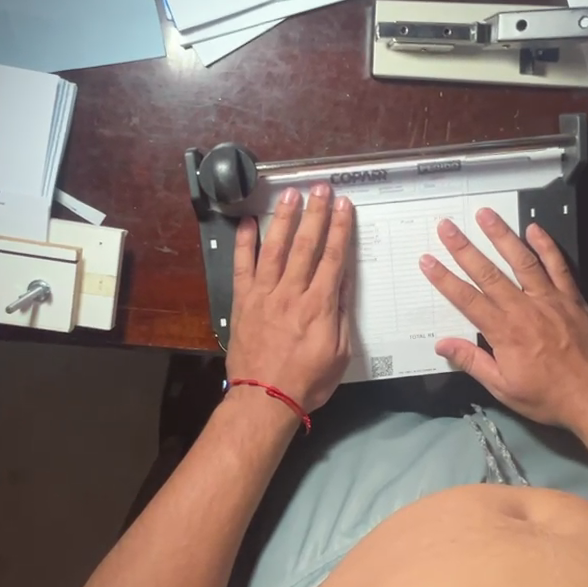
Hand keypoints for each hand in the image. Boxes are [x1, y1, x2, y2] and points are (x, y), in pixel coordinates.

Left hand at [227, 184, 353, 411]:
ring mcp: (264, 294)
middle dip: (315, 213)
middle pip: (306, 245)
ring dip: (284, 219)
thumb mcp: (340, 352)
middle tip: (320, 188)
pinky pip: (242, 266)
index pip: (333, 258)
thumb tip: (342, 280)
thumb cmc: (308, 380)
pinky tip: (248, 223)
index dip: (340, 229)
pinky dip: (245, 243)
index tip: (344, 206)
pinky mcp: (243, 301)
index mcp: (319, 305)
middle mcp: (291, 292)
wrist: (265, 398)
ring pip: (276, 248)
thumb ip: (340, 313)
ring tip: (290, 195)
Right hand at [419, 209, 587, 431]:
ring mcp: (550, 299)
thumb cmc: (548, 397)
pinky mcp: (572, 299)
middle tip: (447, 226)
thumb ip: (473, 362)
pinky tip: (534, 229)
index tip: (427, 260)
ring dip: (501, 236)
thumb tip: (442, 345)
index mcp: (504, 331)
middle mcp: (524, 308)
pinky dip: (546, 247)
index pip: (467, 299)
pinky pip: (558, 267)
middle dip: (464, 248)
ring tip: (485, 215)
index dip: (444, 279)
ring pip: (521, 261)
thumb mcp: (503, 387)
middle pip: (488, 273)